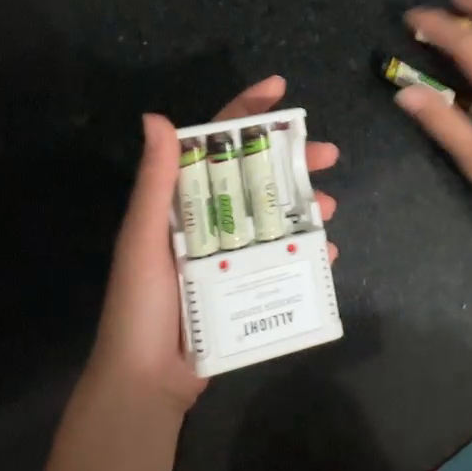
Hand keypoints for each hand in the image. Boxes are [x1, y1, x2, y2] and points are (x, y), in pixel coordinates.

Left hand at [87, 75, 339, 410]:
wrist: (146, 381)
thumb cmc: (141, 302)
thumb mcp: (144, 236)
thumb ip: (156, 180)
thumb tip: (156, 116)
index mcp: (180, 197)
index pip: (214, 141)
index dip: (246, 111)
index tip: (280, 89)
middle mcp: (207, 216)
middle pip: (255, 173)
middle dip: (293, 157)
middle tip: (330, 154)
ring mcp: (228, 250)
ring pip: (274, 212)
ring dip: (305, 203)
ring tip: (330, 209)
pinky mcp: (243, 282)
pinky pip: (282, 256)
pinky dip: (307, 250)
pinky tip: (328, 252)